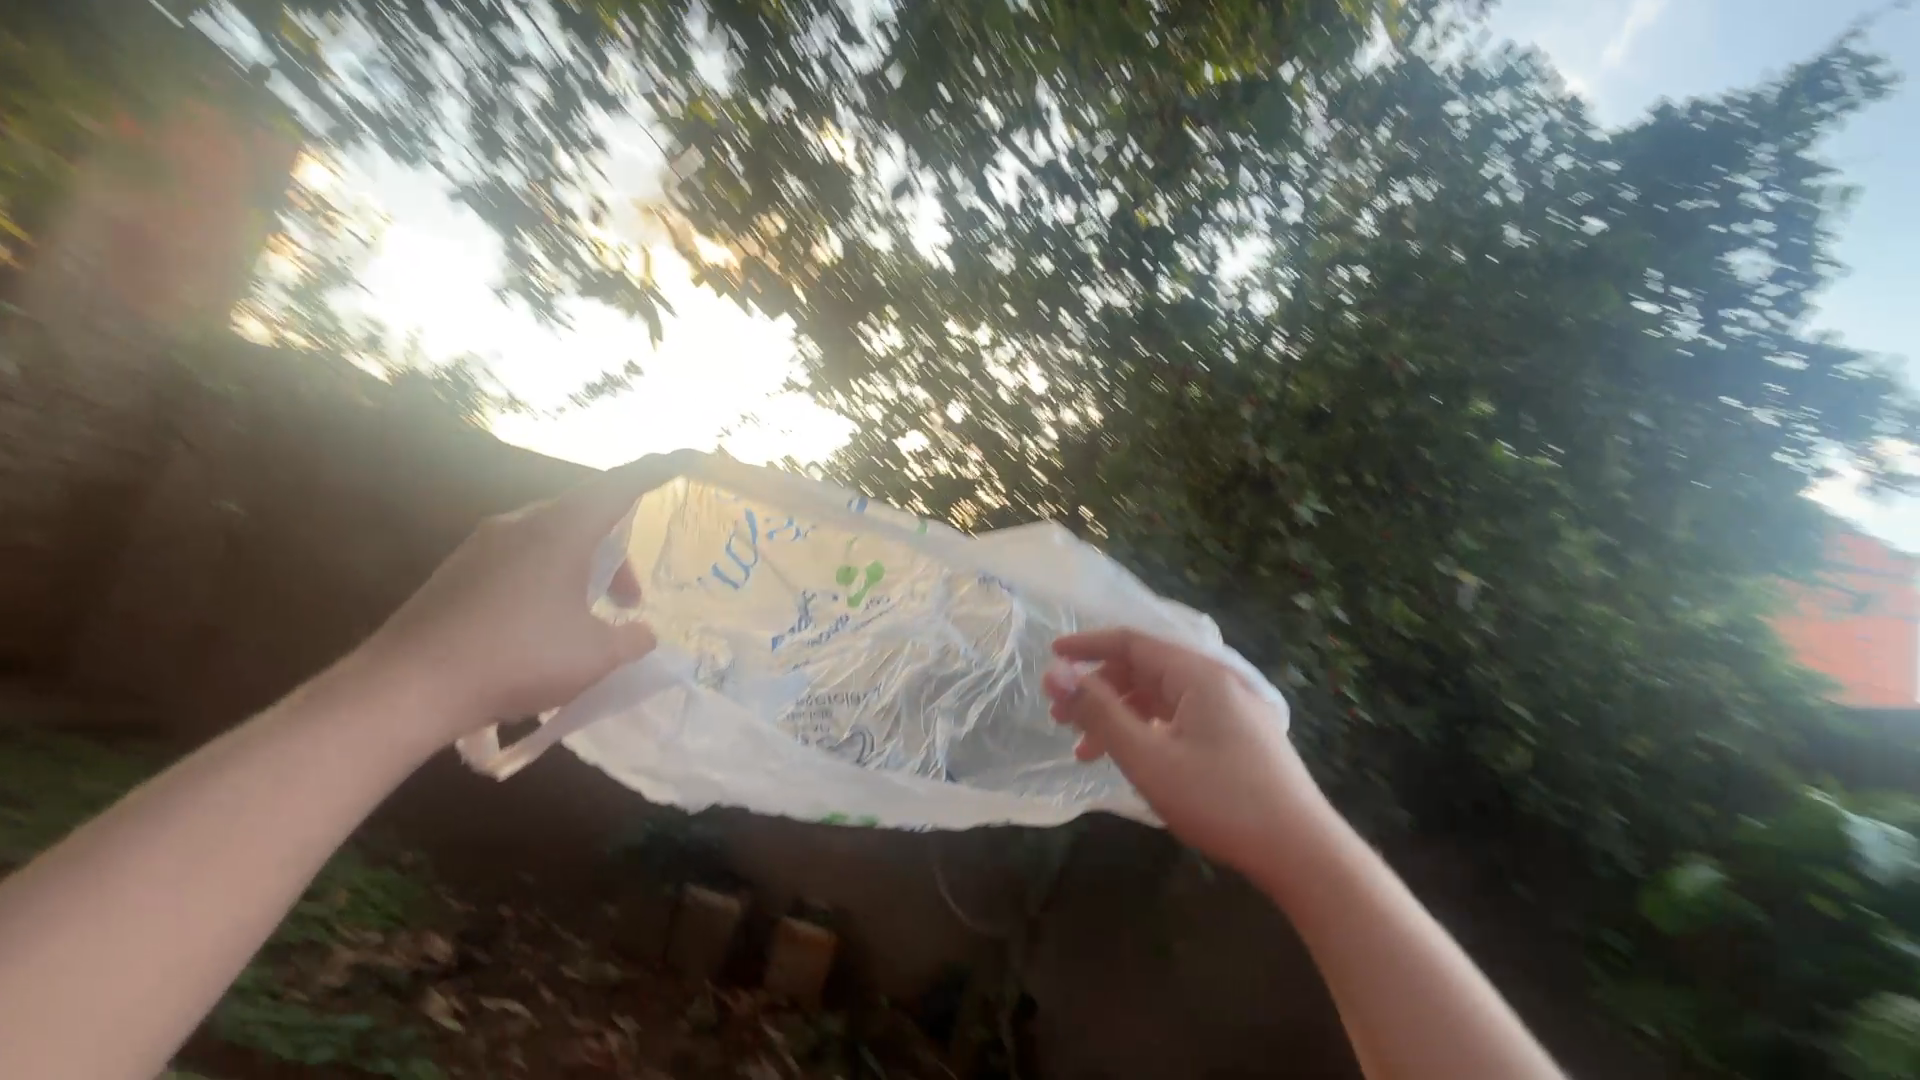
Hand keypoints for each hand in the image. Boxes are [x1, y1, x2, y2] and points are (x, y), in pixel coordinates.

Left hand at [356, 464, 659, 743]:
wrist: (405, 688)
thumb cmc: (516, 658)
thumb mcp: (595, 656)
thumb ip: (632, 639)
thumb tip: (643, 633)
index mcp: (560, 530)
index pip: (621, 484)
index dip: (659, 470)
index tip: (689, 460)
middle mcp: (520, 525)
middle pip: (586, 517)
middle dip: (617, 555)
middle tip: (631, 601)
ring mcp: (482, 547)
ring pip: (552, 541)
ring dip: (583, 573)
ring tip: (590, 622)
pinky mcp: (457, 574)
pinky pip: (521, 562)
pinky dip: (549, 583)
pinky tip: (544, 630)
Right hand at [1043, 629, 1333, 874]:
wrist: (1301, 851)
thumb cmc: (1219, 800)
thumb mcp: (1147, 757)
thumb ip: (1099, 712)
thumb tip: (1055, 673)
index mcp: (1198, 674)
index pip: (1132, 642)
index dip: (1087, 646)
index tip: (1050, 658)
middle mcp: (1218, 681)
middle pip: (1145, 670)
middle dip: (1099, 689)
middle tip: (1062, 719)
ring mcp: (1234, 709)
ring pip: (1162, 698)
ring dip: (1120, 716)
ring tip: (1087, 752)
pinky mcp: (1242, 736)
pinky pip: (1182, 718)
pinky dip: (1149, 731)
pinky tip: (1133, 760)